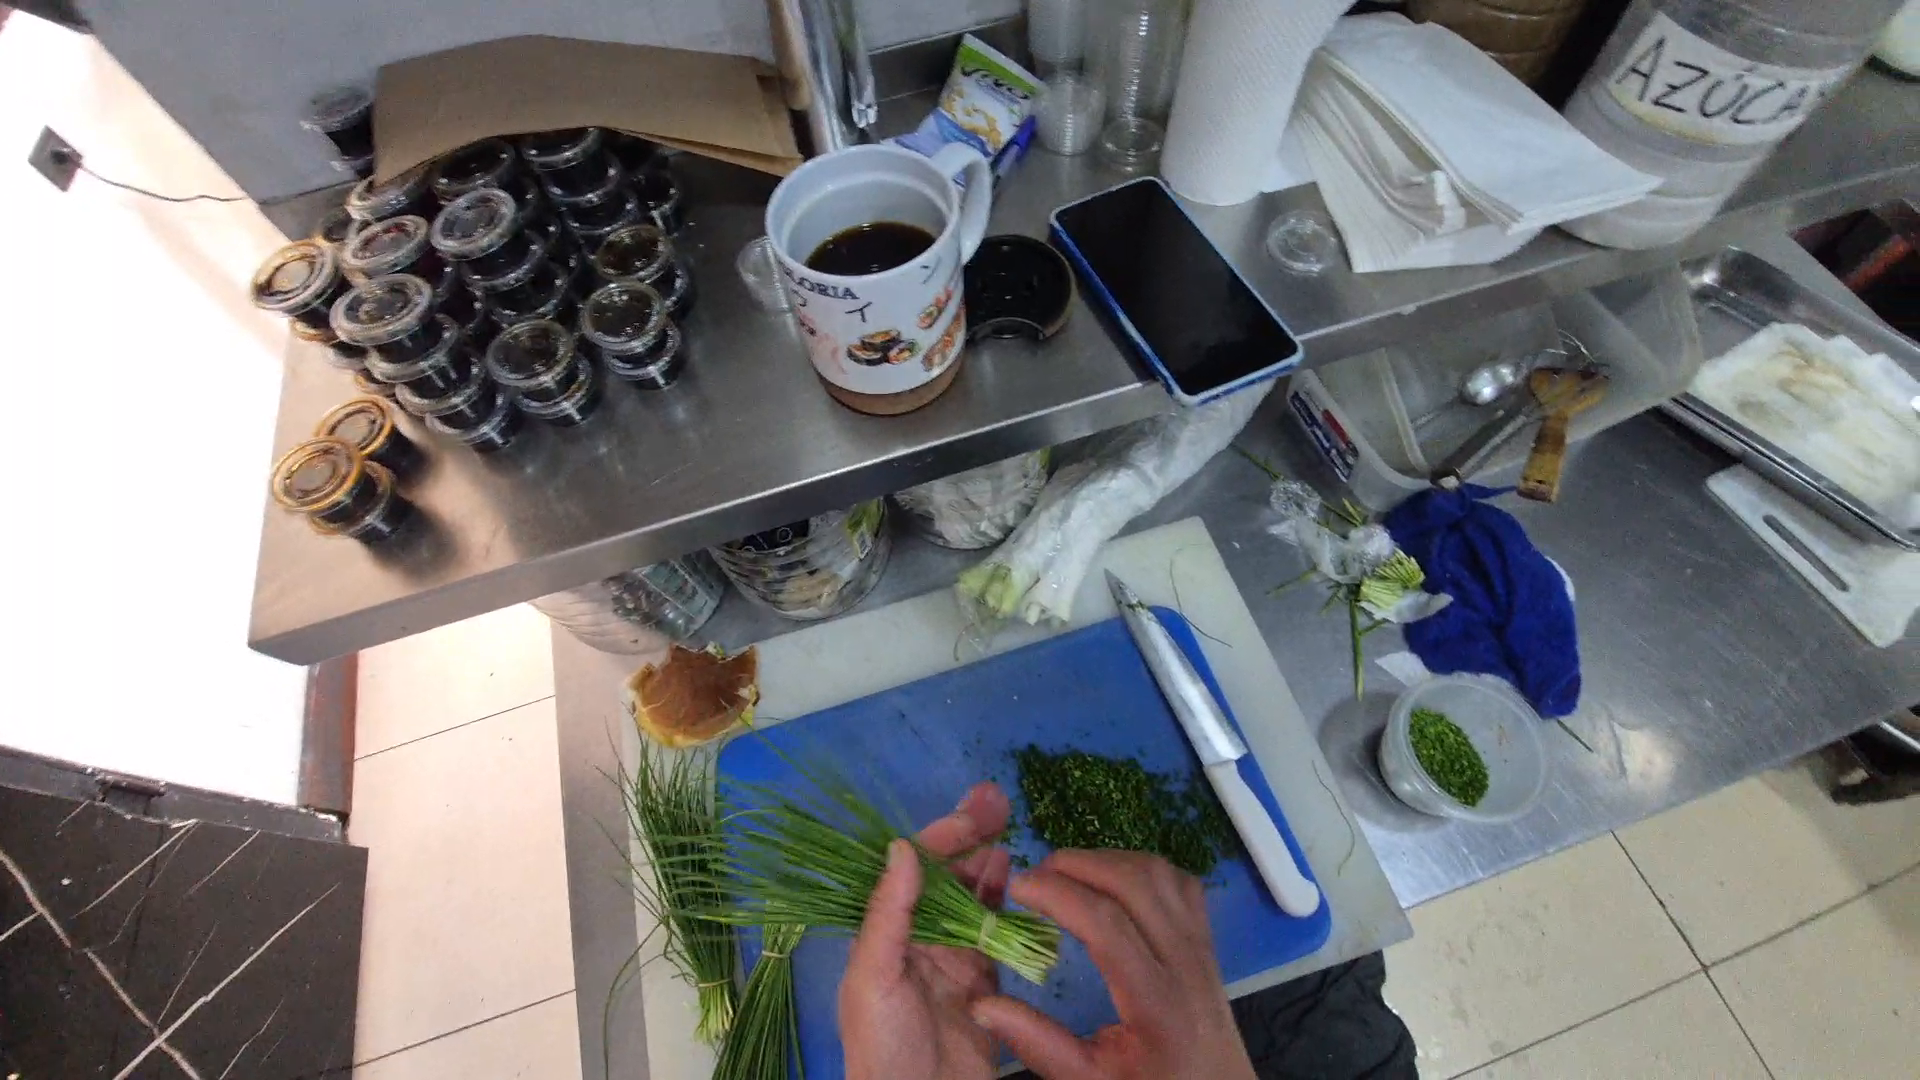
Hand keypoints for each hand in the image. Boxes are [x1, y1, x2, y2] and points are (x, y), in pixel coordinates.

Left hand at [840, 782, 1013, 1079]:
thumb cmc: (882, 1046)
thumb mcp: (872, 977)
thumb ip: (887, 912)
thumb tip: (901, 844)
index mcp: (885, 927)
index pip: (914, 866)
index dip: (942, 835)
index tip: (973, 815)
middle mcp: (917, 932)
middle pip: (946, 871)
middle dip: (969, 833)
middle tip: (998, 801)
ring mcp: (951, 953)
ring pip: (972, 892)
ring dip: (987, 858)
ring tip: (1007, 828)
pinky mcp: (982, 977)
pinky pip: (994, 928)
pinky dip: (1003, 898)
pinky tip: (1012, 872)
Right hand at [972, 851, 1255, 1079]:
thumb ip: (1039, 1045)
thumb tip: (981, 1004)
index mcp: (1157, 1003)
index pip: (1105, 924)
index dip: (1057, 893)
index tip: (1017, 888)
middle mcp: (1185, 962)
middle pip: (1132, 883)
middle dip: (1076, 865)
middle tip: (1036, 876)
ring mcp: (1202, 944)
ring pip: (1156, 872)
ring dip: (1105, 859)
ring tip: (1067, 874)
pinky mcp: (1207, 936)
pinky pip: (1177, 880)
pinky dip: (1139, 866)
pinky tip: (1112, 881)